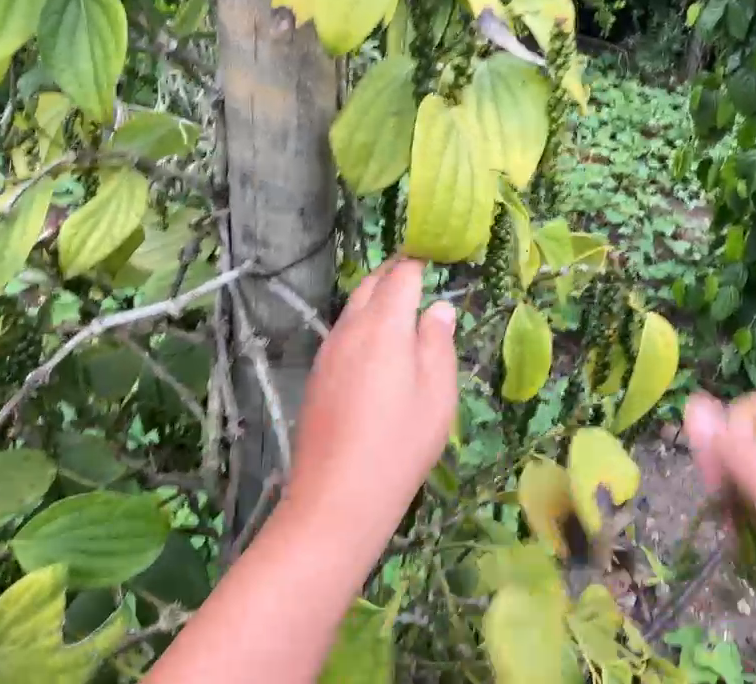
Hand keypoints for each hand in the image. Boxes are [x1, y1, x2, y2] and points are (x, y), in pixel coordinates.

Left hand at [279, 259, 457, 550]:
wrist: (338, 497)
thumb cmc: (400, 444)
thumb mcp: (437, 394)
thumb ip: (437, 343)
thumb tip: (439, 309)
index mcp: (383, 326)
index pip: (400, 276)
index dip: (418, 262)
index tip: (436, 257)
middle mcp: (350, 329)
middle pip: (371, 285)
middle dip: (394, 274)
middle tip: (420, 275)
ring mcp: (328, 352)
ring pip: (353, 309)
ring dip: (376, 299)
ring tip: (403, 308)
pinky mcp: (317, 376)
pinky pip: (343, 335)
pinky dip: (363, 325)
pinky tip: (378, 349)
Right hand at [684, 393, 755, 683]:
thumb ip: (741, 453)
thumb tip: (694, 402)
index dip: (741, 421)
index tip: (720, 446)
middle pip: (749, 449)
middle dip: (726, 462)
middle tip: (715, 486)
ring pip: (739, 489)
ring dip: (726, 501)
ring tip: (728, 524)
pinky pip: (740, 529)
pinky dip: (731, 534)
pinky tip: (733, 548)